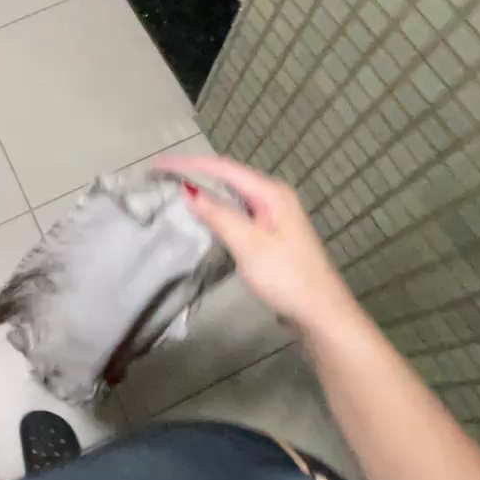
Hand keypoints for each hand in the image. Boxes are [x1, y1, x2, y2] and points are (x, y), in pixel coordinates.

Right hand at [161, 155, 358, 336]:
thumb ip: (218, 214)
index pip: (222, 168)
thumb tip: (188, 190)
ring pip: (231, 193)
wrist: (322, 315)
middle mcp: (273, 196)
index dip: (188, 164)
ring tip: (173, 189)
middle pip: (227, 175)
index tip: (157, 165)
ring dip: (204, 189)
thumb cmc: (286, 277)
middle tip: (161, 175)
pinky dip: (215, 207)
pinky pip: (236, 209)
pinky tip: (201, 214)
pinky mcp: (270, 232)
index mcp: (270, 192)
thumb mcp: (248, 245)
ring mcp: (273, 214)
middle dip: (194, 172)